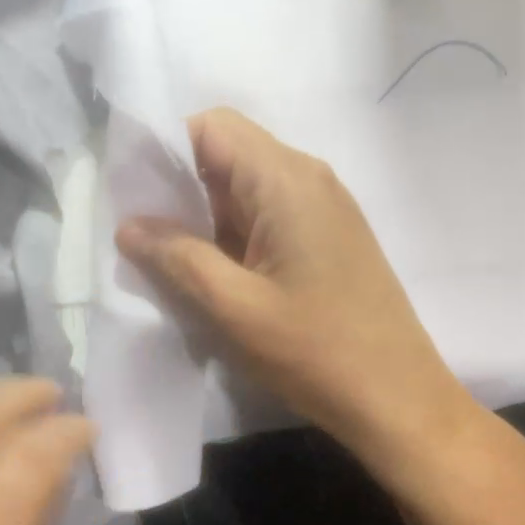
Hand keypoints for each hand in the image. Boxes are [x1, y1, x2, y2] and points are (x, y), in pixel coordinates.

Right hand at [115, 107, 475, 458]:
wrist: (395, 398)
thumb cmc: (314, 351)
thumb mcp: (232, 307)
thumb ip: (176, 257)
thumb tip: (129, 225)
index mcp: (286, 180)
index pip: (211, 126)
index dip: (164, 150)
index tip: (130, 197)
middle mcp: (307, 179)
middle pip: (226, 156)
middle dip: (177, 192)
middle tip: (141, 241)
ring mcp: (322, 210)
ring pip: (243, 193)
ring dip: (203, 222)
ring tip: (170, 267)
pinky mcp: (326, 241)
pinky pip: (266, 220)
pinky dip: (231, 240)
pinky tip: (214, 282)